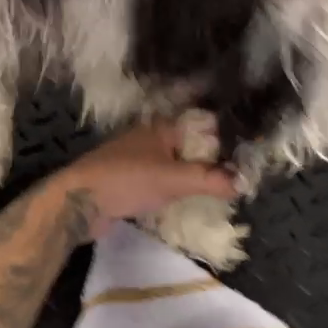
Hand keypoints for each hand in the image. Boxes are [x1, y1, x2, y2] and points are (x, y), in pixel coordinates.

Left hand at [46, 120, 238, 239]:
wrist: (77, 202)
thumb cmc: (125, 180)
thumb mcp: (172, 179)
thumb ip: (209, 180)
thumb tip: (244, 182)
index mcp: (162, 127)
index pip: (202, 126)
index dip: (225, 138)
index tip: (249, 154)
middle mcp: (151, 138)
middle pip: (190, 146)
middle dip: (212, 160)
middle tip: (242, 175)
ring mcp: (139, 160)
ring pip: (176, 165)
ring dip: (194, 176)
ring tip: (223, 188)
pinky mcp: (130, 182)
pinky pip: (162, 182)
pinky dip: (177, 189)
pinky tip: (191, 199)